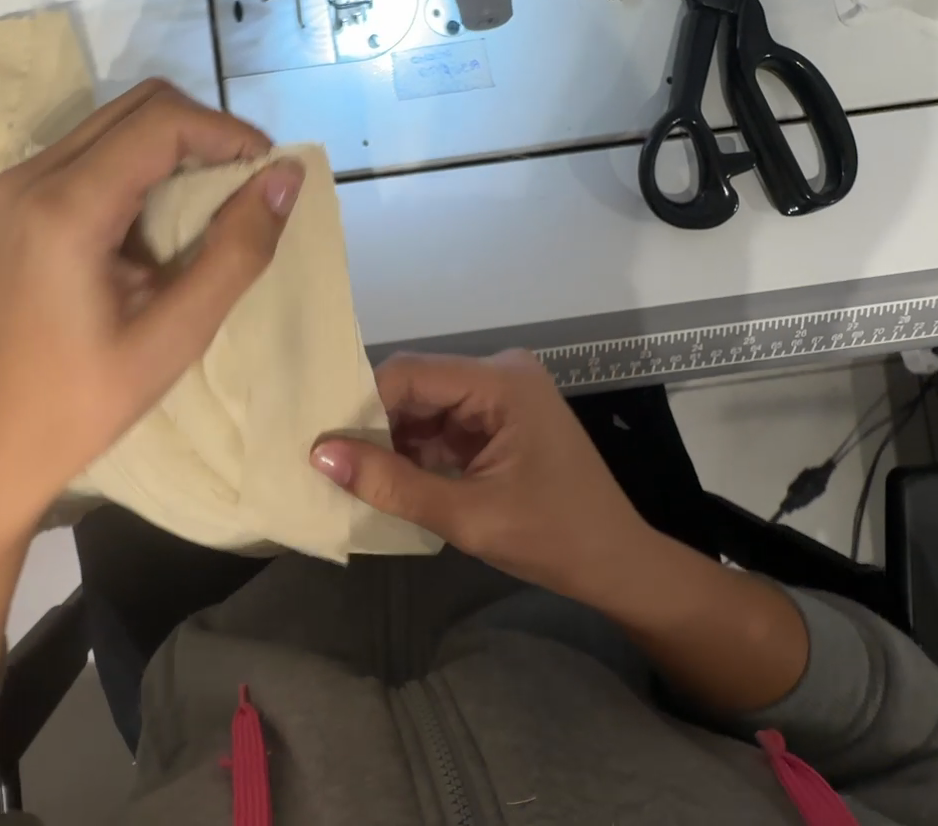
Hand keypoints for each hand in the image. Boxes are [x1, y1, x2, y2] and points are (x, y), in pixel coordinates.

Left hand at [0, 80, 302, 551]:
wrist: (4, 439)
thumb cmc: (88, 401)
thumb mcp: (177, 336)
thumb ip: (236, 252)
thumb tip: (285, 178)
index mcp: (65, 209)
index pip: (161, 123)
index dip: (229, 134)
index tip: (273, 174)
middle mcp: (34, 176)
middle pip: (140, 106)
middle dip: (209, 133)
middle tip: (252, 187)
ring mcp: (23, 185)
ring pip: (121, 122)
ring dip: (181, 147)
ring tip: (221, 205)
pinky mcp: (26, 201)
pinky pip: (101, 151)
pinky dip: (151, 165)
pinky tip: (173, 219)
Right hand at [311, 350, 652, 602]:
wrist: (617, 565)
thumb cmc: (553, 538)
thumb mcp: (466, 516)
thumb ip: (392, 483)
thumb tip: (320, 454)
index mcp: (502, 381)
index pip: (409, 374)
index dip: (362, 406)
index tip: (323, 445)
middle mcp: (500, 372)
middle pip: (415, 385)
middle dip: (374, 424)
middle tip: (330, 462)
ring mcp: (500, 395)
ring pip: (424, 405)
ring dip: (392, 439)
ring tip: (352, 473)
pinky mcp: (497, 418)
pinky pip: (442, 422)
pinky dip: (415, 449)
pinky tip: (387, 476)